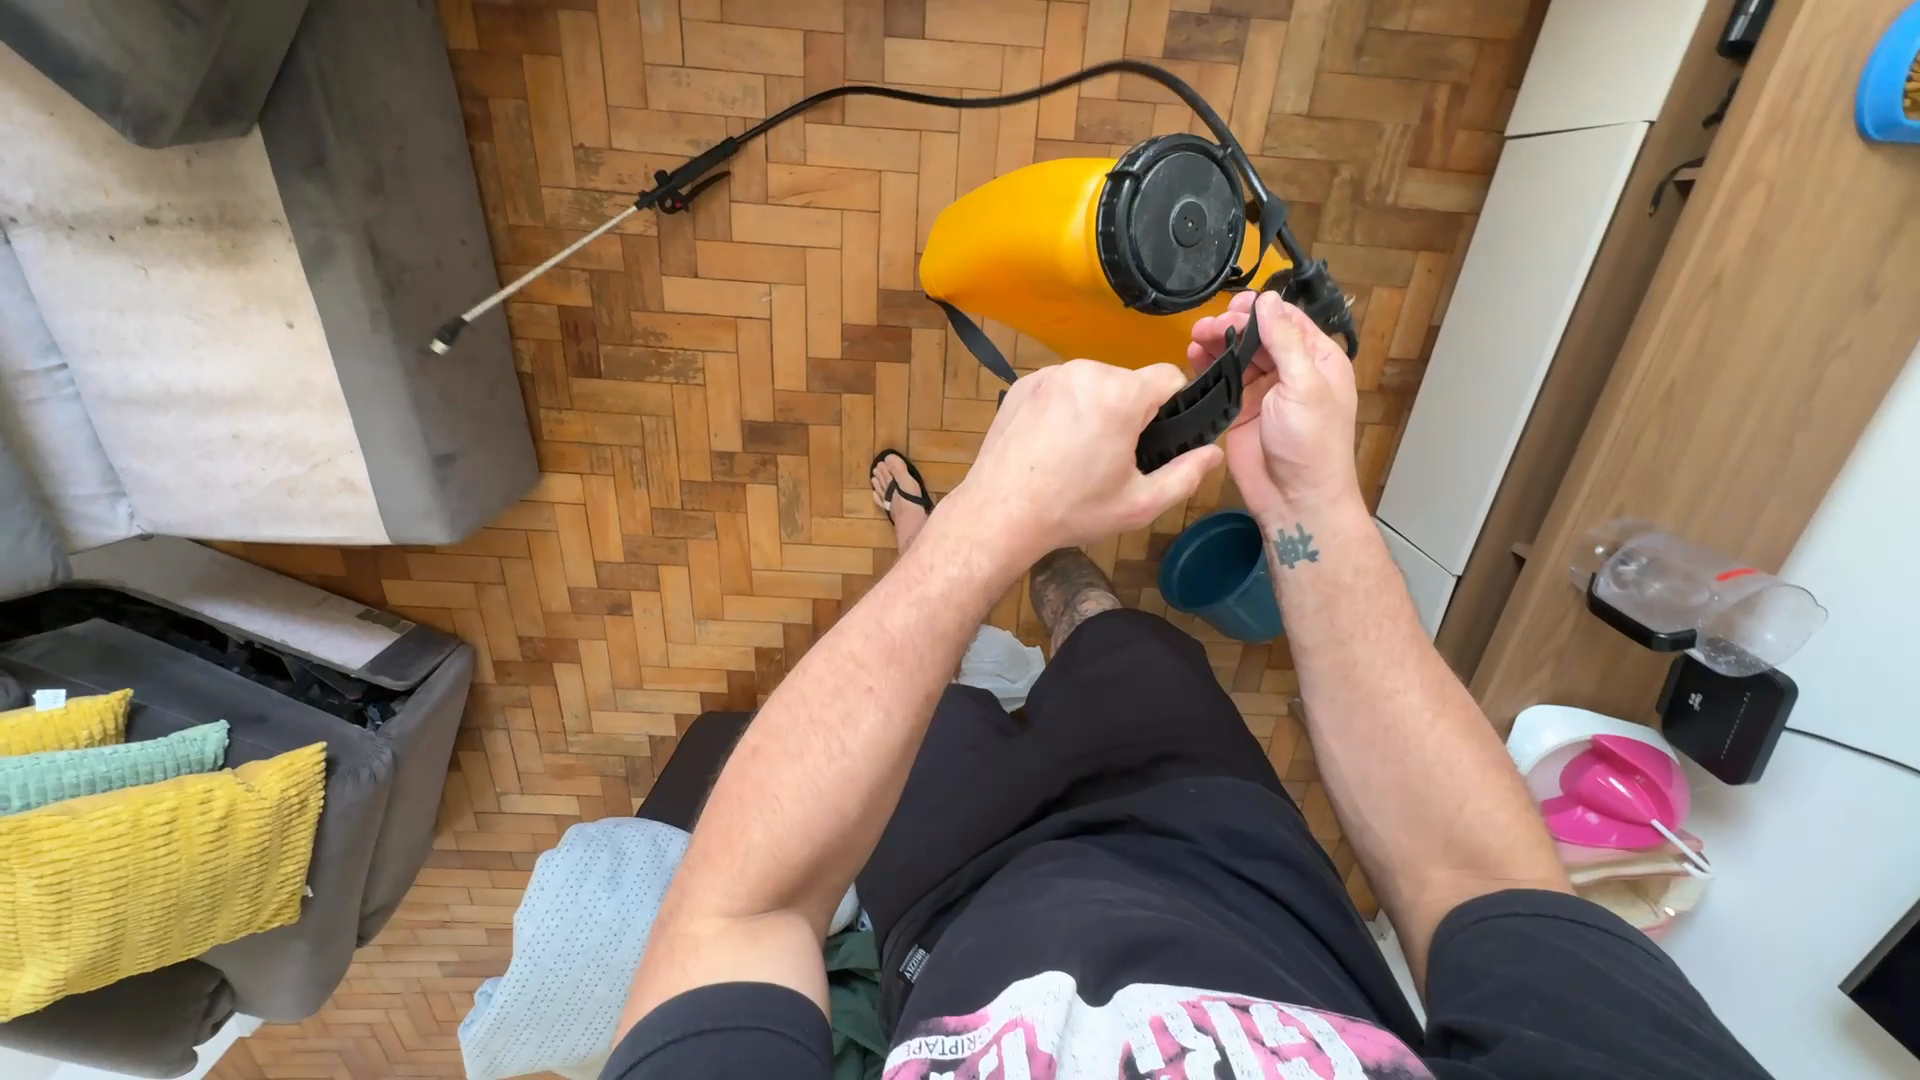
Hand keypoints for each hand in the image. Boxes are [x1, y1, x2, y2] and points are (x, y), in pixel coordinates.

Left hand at [949, 359, 1222, 568]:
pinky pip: (1062, 387)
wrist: (999, 513)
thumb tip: (1214, 454)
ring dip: (1098, 408)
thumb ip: (1185, 476)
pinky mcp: (1023, 384)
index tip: (1161, 438)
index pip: (1170, 376)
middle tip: (1115, 457)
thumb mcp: (1139, 504)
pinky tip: (1053, 444)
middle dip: (1132, 412)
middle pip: (1130, 381)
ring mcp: (1049, 374)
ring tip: (1080, 453)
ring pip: (1094, 383)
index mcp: (1120, 395)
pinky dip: (1066, 407)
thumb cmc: (1072, 510)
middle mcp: (1085, 371)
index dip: (1174, 407)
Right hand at [1189, 291, 1358, 525]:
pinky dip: (1208, 369)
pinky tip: (1193, 359)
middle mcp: (1291, 372)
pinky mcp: (1240, 411)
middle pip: (1259, 336)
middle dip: (1232, 326)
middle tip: (1206, 326)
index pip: (1288, 321)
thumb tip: (1269, 300)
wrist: (1294, 497)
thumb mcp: (1303, 386)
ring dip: (1217, 344)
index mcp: (1318, 360)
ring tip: (1195, 338)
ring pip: (1238, 356)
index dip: (1261, 309)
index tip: (1233, 305)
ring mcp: (1264, 392)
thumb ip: (1284, 342)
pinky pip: (1223, 382)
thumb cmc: (1310, 443)